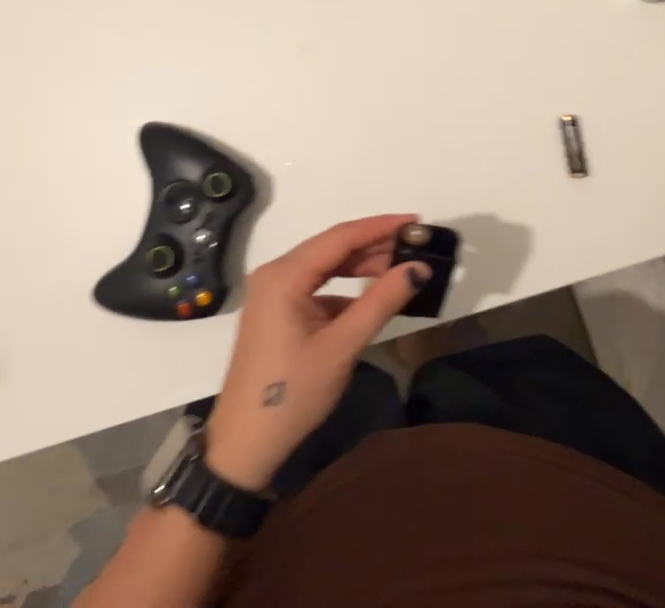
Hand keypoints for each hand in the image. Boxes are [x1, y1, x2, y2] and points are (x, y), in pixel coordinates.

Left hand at [203, 214, 430, 491]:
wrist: (246, 441)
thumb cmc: (293, 392)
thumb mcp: (342, 346)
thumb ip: (380, 302)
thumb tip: (417, 269)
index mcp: (284, 275)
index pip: (339, 237)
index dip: (379, 227)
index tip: (415, 222)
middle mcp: (274, 274)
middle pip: (330, 248)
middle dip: (373, 246)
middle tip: (415, 248)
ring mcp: (273, 294)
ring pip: (324, 267)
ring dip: (360, 267)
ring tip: (401, 269)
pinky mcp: (277, 312)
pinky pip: (316, 288)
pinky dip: (345, 289)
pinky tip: (372, 299)